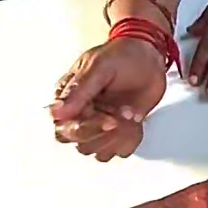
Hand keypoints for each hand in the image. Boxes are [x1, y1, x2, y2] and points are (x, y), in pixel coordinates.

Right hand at [50, 36, 167, 161]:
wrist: (150, 56)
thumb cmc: (123, 56)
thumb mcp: (100, 67)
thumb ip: (79, 91)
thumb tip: (56, 112)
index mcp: (69, 98)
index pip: (65, 128)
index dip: (87, 129)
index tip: (110, 119)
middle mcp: (82, 115)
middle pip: (80, 144)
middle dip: (104, 135)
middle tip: (122, 117)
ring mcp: (101, 125)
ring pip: (99, 151)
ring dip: (118, 138)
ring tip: (130, 114)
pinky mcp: (119, 132)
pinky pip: (120, 150)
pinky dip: (131, 140)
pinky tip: (136, 123)